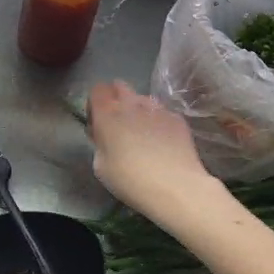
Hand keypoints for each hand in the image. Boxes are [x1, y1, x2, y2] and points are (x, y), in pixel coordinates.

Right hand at [87, 80, 215, 218]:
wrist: (174, 186)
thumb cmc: (129, 179)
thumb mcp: (100, 165)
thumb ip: (100, 142)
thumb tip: (104, 135)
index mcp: (108, 114)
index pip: (97, 89)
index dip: (95, 103)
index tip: (97, 121)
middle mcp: (132, 103)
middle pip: (120, 86)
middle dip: (116, 99)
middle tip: (118, 125)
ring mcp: (158, 108)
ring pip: (143, 99)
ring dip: (138, 110)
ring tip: (143, 136)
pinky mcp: (178, 118)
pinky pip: (162, 113)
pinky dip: (158, 123)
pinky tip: (162, 144)